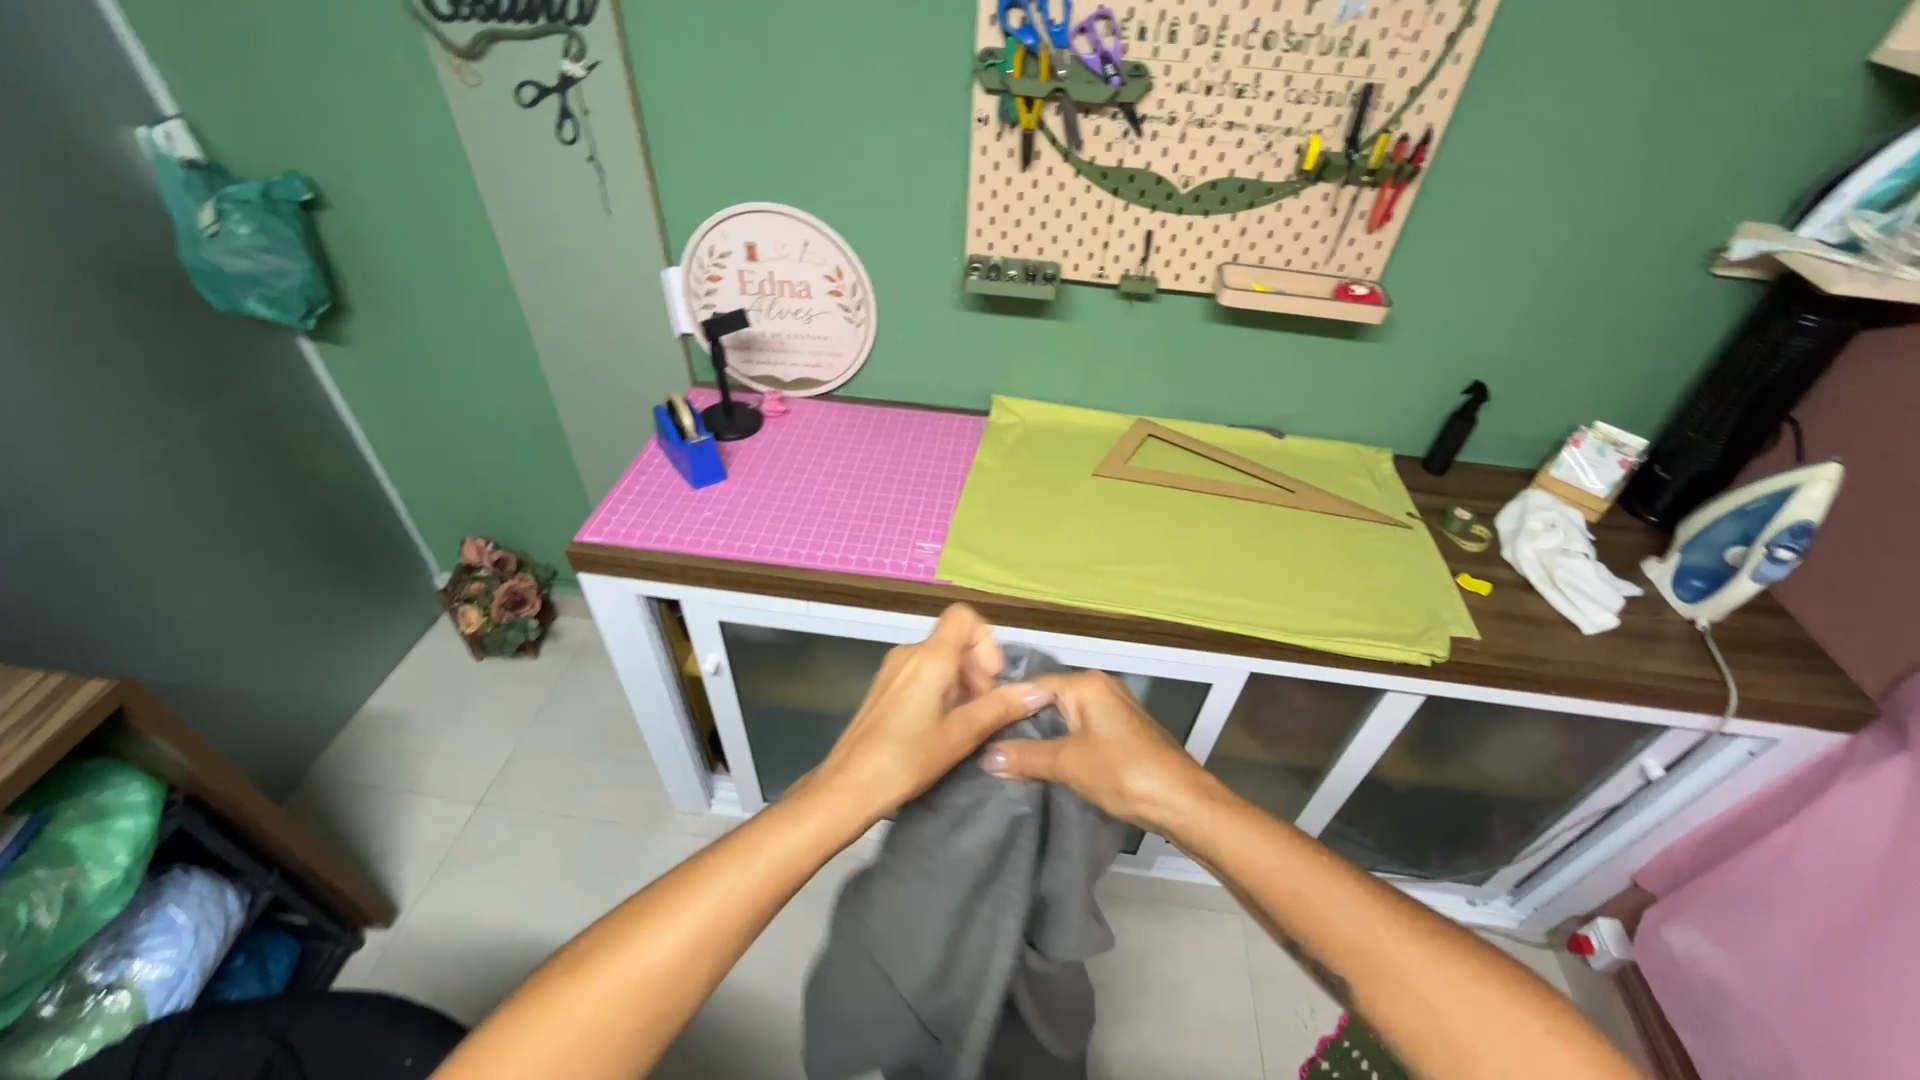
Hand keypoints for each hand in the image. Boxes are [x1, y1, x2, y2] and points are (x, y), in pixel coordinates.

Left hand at [801, 604, 1054, 822]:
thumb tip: (1041, 690)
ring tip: (962, 727)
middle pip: (955, 642)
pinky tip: (940, 729)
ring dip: (961, 686)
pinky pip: (922, 675)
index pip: (964, 617)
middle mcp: (909, 653)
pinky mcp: (885, 688)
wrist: (849, 786)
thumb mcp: (962, 734)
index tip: (991, 681)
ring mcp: (893, 670)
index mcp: (929, 656)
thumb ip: (1002, 707)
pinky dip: (941, 693)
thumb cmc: (907, 758)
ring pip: (940, 660)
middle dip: (978, 672)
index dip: (986, 642)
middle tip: (982, 713)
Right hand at [981, 670, 1212, 830]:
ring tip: (1007, 757)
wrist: (1183, 802)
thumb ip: (1025, 757)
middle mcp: (1101, 688)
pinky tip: (1043, 765)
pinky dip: (1062, 745)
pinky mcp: (1122, 733)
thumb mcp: (1067, 764)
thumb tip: (985, 756)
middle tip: (986, 745)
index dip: (1004, 706)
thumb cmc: (1124, 773)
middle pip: (1048, 701)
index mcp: (1087, 684)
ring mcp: (1114, 711)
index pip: (1032, 685)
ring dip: (1041, 737)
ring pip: (1065, 719)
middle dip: (1021, 723)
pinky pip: (1081, 732)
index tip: (977, 726)